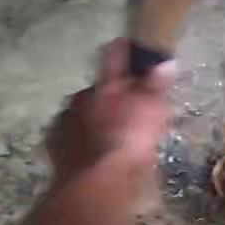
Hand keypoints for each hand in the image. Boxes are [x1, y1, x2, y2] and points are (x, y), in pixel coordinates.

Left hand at [46, 39, 174, 182]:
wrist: (97, 180)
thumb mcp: (153, 108)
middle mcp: (80, 99)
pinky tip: (98, 149)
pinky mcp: (58, 148)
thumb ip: (156, 84)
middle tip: (132, 103)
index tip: (129, 44)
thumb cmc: (129, 138)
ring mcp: (65, 124)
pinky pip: (74, 137)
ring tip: (117, 131)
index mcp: (104, 86)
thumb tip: (166, 62)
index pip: (113, 58)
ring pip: (85, 114)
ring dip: (99, 118)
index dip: (123, 50)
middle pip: (99, 88)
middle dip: (113, 93)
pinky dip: (86, 139)